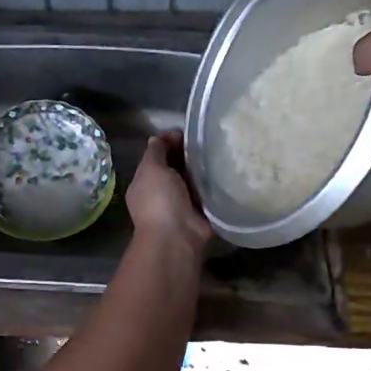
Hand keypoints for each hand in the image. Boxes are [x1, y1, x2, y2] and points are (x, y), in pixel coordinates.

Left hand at [125, 133, 211, 254]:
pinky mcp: (200, 212)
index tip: (184, 133)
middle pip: (175, 166)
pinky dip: (214, 184)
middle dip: (187, 153)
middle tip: (205, 140)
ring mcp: (182, 202)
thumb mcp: (151, 169)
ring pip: (193, 179)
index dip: (168, 142)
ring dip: (202, 168)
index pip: (156, 156)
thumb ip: (155, 152)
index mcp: (145, 182)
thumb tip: (156, 138)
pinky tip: (225, 169)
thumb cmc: (159, 200)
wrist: (177, 237)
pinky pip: (207, 193)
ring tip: (219, 151)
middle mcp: (162, 192)